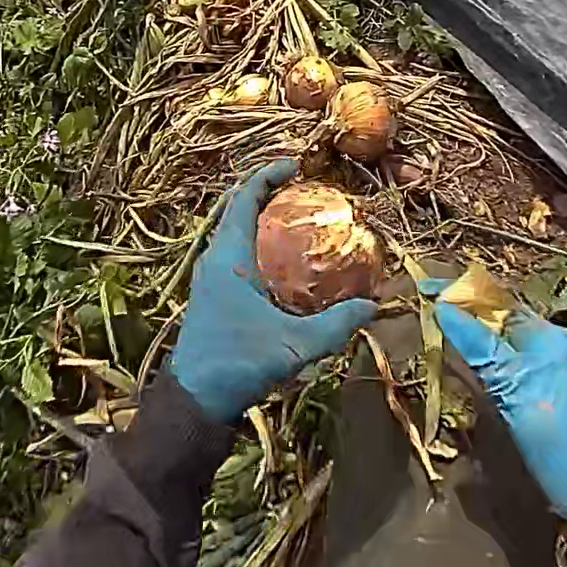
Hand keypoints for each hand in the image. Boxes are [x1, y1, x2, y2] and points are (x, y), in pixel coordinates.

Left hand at [167, 161, 378, 422]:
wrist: (194, 400)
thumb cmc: (239, 364)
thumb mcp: (295, 345)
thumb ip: (337, 325)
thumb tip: (372, 307)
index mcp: (229, 257)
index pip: (244, 198)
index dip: (267, 175)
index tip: (295, 166)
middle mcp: (215, 257)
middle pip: (236, 206)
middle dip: (264, 189)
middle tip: (297, 185)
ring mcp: (209, 274)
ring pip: (231, 226)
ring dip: (256, 212)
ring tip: (291, 212)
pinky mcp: (210, 291)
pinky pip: (231, 246)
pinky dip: (252, 235)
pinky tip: (277, 254)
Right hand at [433, 296, 566, 566]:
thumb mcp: (517, 408)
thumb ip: (483, 357)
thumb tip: (445, 314)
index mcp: (546, 342)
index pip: (492, 306)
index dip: (456, 296)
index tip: (424, 289)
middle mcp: (559, 338)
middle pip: (503, 310)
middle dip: (467, 304)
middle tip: (432, 303)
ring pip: (515, 326)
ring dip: (482, 322)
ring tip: (450, 322)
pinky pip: (528, 344)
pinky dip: (501, 341)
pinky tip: (486, 351)